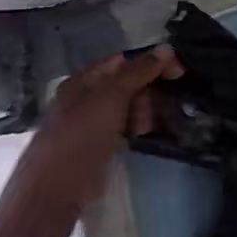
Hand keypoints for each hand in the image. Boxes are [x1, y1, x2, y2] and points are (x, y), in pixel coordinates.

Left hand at [28, 47, 183, 200]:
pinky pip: (127, 127)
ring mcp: (93, 122)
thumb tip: (166, 49)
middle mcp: (87, 98)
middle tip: (152, 110)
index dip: (151, 63)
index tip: (179, 72)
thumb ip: (139, 71)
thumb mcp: (112, 96)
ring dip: (144, 113)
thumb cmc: (82, 135)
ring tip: (143, 130)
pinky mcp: (101, 144)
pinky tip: (144, 136)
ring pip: (130, 107)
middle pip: (129, 84)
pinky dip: (138, 128)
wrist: (57, 188)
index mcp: (84, 81)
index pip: (124, 61)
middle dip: (147, 93)